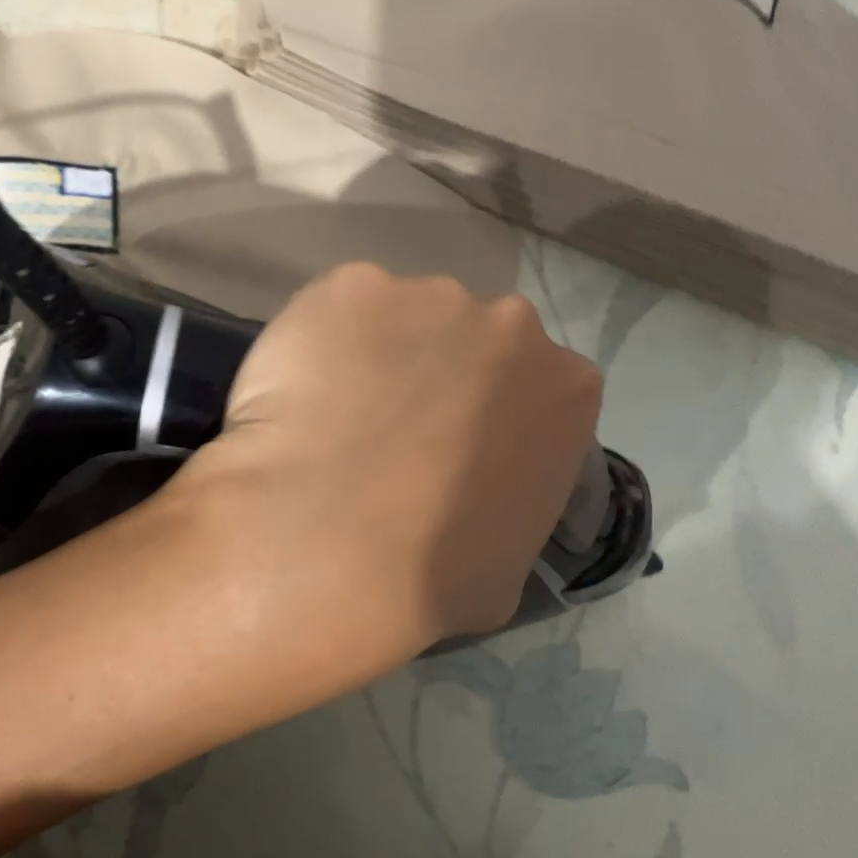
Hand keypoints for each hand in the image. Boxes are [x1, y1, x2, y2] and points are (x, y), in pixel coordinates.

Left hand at [169, 263, 602, 671]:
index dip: (481, 412)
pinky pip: (332, 310)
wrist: (329, 536)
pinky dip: (313, 340)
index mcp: (566, 387)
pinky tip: (292, 389)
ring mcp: (425, 296)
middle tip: (379, 423)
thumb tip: (471, 503)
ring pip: (396, 318)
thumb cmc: (431, 571)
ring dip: (370, 352)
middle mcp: (507, 323)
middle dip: (429, 371)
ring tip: (325, 409)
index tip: (442, 444)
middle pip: (466, 337)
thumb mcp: (509, 560)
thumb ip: (505, 504)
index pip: (531, 385)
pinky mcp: (348, 287)